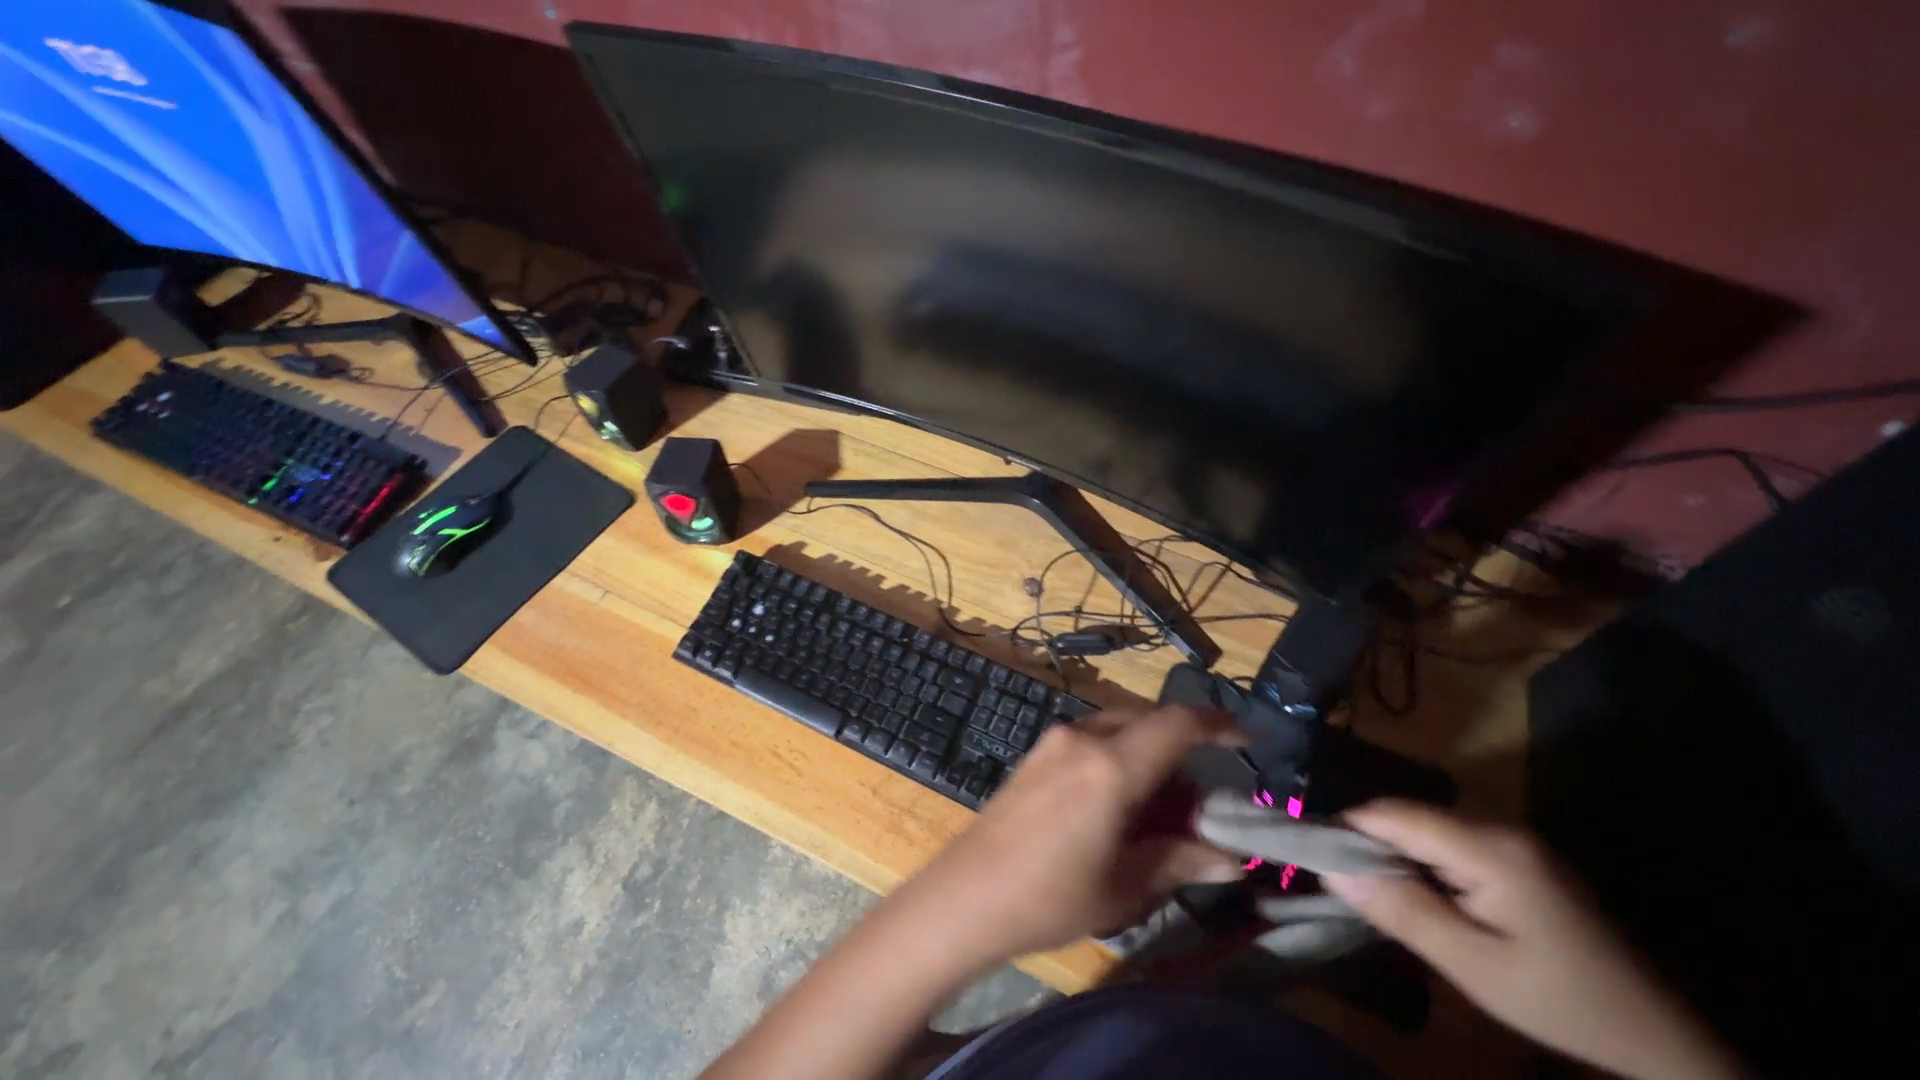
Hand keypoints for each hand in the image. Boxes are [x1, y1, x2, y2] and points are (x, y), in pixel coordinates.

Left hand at [887, 705, 1244, 966]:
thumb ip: (1180, 862)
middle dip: (1185, 746)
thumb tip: (1230, 860)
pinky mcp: (1034, 756)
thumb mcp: (1124, 887)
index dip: (1218, 725)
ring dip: (1150, 751)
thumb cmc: (1048, 897)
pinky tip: (1121, 801)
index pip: (1178, 724)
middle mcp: (1083, 739)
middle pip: (1149, 722)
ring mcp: (1053, 743)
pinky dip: (1120, 756)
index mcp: (1111, 766)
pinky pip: (1093, 739)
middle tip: (1205, 792)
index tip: (1246, 740)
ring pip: (1120, 727)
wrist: (963, 897)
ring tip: (1164, 802)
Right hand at [1323, 800, 1741, 1079]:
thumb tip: (1330, 870)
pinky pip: (1453, 844)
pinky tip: (1411, 895)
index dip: (1344, 827)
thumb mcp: (1472, 964)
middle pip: (1410, 816)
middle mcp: (1500, 828)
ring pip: (1428, 829)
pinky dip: (1421, 862)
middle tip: (1329, 879)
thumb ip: (1401, 911)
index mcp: (1489, 847)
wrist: (1654, 1033)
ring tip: (1361, 889)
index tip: (1305, 852)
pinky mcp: (1521, 860)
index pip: (1394, 814)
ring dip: (1391, 853)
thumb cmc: (1557, 1000)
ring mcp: (1515, 842)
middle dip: (1364, 841)